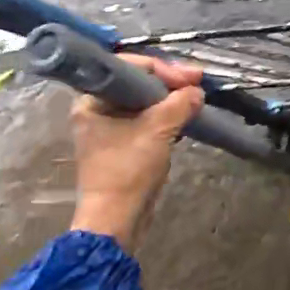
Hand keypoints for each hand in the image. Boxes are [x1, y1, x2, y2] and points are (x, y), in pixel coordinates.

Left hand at [69, 55, 204, 248]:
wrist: (116, 222)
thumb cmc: (128, 171)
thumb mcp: (157, 131)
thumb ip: (179, 104)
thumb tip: (196, 92)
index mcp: (92, 100)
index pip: (129, 68)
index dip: (163, 68)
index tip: (192, 77)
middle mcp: (96, 110)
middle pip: (136, 84)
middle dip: (169, 83)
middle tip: (198, 83)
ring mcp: (108, 128)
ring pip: (143, 103)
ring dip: (169, 100)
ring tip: (195, 97)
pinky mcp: (121, 145)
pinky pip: (145, 121)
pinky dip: (164, 118)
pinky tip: (184, 116)